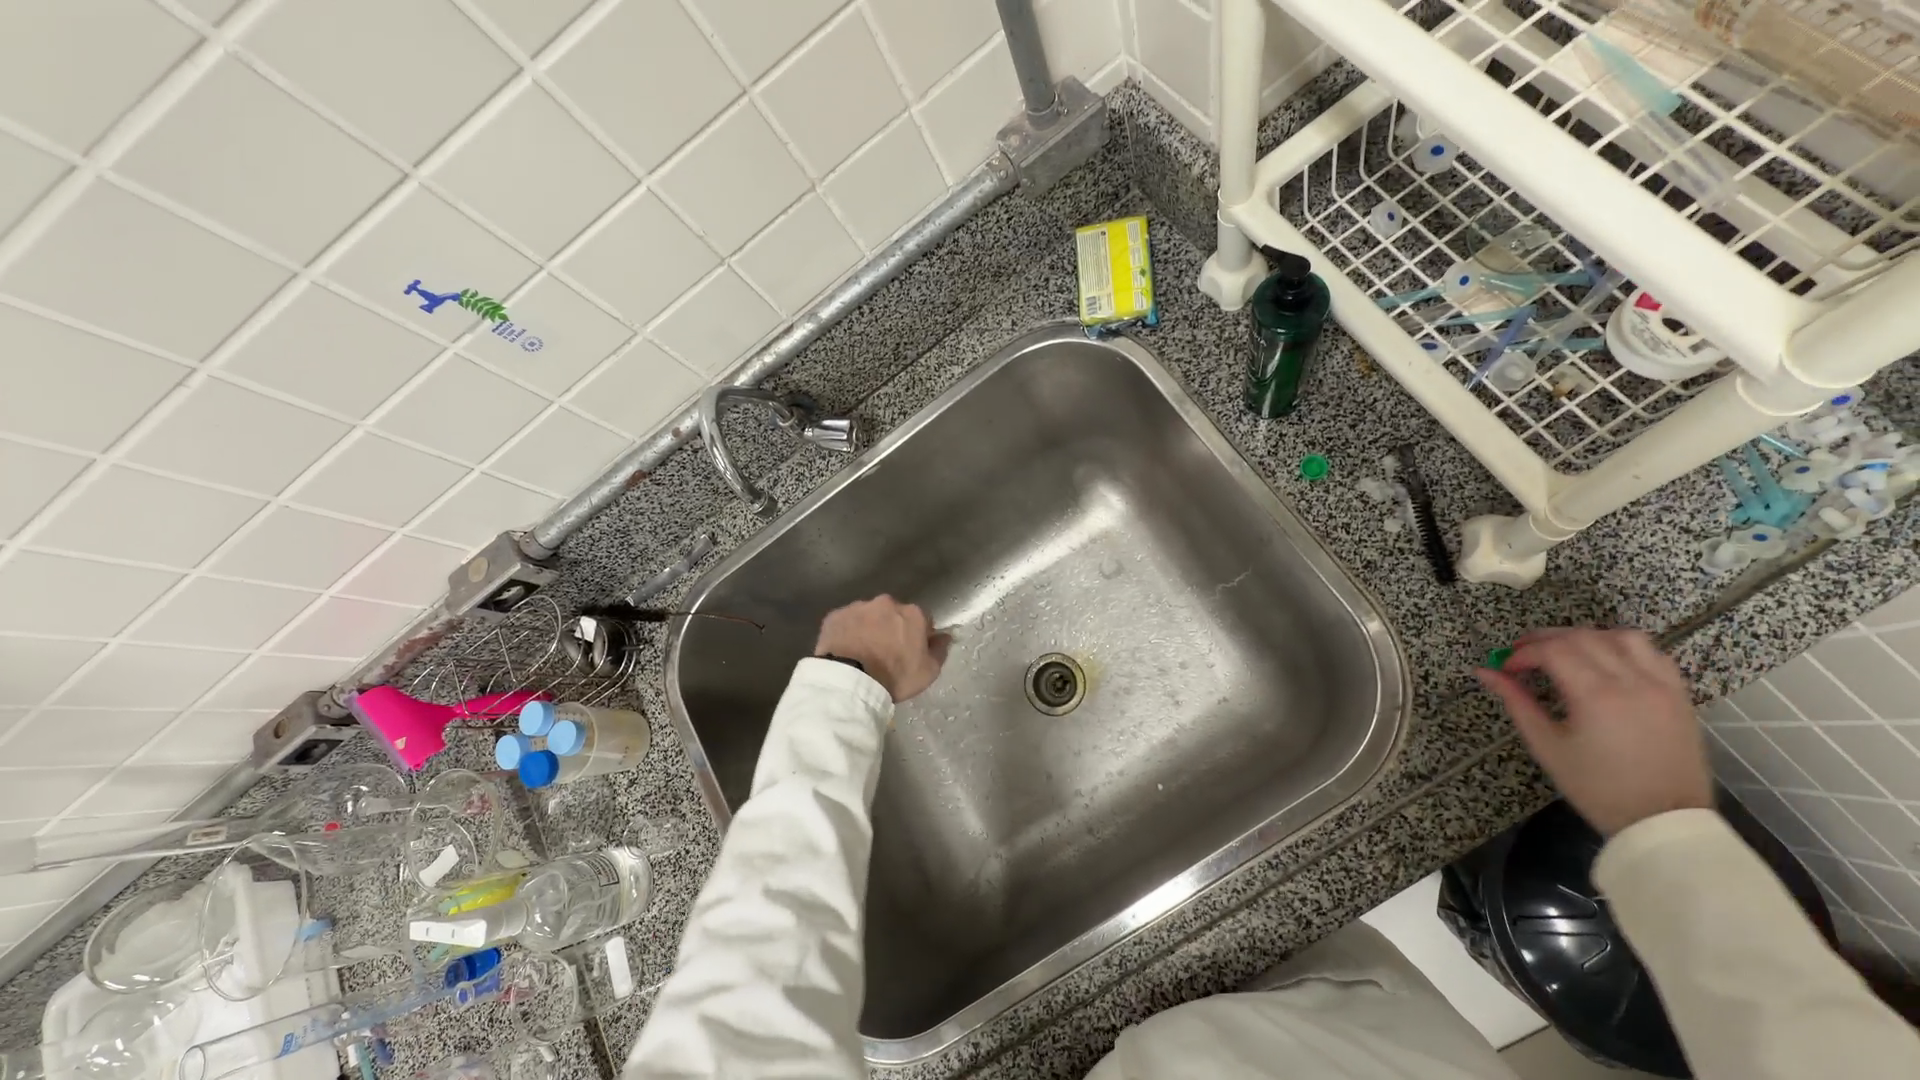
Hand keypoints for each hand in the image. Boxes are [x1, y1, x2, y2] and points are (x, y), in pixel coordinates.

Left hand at [815, 595, 948, 701]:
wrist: (850, 679)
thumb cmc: (894, 676)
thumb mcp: (928, 672)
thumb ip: (939, 650)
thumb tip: (945, 636)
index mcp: (913, 614)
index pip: (922, 620)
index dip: (918, 636)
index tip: (911, 652)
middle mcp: (887, 603)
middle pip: (894, 614)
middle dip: (892, 628)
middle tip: (885, 652)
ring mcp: (859, 607)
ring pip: (869, 615)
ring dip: (869, 628)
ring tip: (862, 652)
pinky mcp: (836, 615)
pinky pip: (846, 622)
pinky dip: (848, 632)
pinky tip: (845, 649)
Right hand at [1476, 628, 1712, 836]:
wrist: (1664, 820)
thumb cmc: (1597, 788)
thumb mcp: (1547, 746)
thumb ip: (1516, 702)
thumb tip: (1485, 672)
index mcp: (1597, 696)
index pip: (1553, 650)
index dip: (1523, 653)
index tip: (1506, 667)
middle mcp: (1632, 681)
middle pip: (1583, 637)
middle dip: (1546, 639)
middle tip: (1524, 655)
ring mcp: (1662, 685)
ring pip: (1622, 636)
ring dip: (1587, 637)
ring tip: (1567, 653)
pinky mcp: (1680, 694)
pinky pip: (1652, 653)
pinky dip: (1623, 648)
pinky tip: (1607, 663)